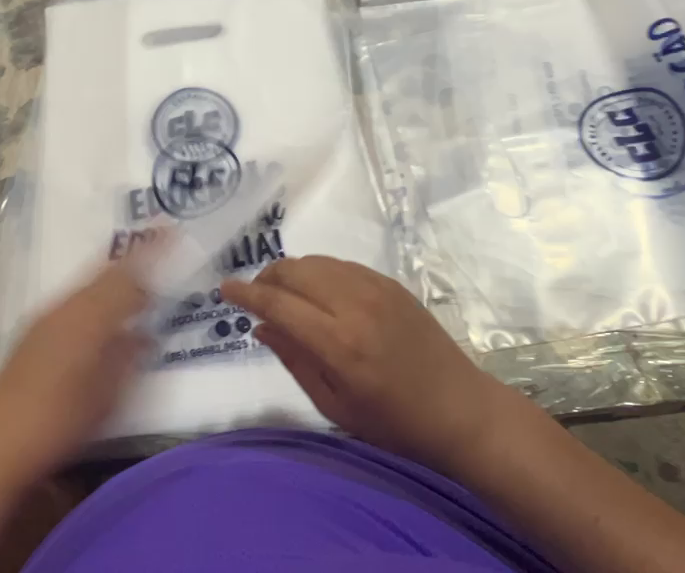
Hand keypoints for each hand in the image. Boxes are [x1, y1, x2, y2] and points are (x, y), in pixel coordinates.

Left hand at [0, 258, 151, 482]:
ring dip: (113, 276)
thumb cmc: (59, 420)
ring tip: (138, 273)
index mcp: (89, 316)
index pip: (127, 276)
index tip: (172, 236)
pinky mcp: (33, 333)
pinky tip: (103, 308)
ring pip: (87, 284)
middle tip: (160, 245)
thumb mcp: (107, 395)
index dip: (152, 256)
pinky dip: (95, 293)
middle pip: (104, 273)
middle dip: (133, 259)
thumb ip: (128, 358)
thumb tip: (144, 335)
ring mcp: (45, 317)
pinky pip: (74, 298)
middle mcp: (66, 306)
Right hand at [221, 256, 507, 475]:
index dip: (246, 293)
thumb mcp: (334, 405)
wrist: (460, 410)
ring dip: (292, 273)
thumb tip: (261, 326)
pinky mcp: (391, 284)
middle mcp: (354, 305)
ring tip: (286, 294)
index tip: (225, 289)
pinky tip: (319, 294)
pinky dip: (320, 273)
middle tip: (256, 296)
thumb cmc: (393, 422)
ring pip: (317, 262)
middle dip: (266, 277)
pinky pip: (342, 265)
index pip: (278, 303)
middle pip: (294, 270)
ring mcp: (376, 289)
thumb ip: (294, 360)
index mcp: (338, 343)